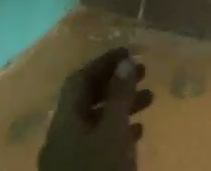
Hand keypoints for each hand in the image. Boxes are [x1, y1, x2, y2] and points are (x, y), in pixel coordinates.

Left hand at [39, 48, 153, 170]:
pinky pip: (97, 141)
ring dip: (120, 106)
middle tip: (144, 72)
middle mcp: (61, 136)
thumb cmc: (100, 170)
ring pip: (94, 121)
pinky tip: (138, 131)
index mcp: (64, 121)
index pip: (79, 80)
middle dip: (115, 83)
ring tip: (150, 99)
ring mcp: (67, 158)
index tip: (130, 51)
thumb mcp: (114, 131)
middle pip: (86, 99)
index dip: (103, 62)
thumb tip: (124, 61)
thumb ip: (119, 96)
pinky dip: (118, 129)